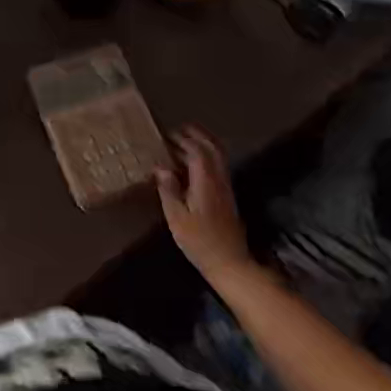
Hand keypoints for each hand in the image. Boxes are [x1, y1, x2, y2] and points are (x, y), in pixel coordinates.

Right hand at [155, 126, 253, 280]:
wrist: (229, 262)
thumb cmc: (198, 241)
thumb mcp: (176, 217)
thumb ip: (169, 189)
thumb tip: (161, 168)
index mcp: (206, 183)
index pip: (198, 152)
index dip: (184, 140)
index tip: (168, 134)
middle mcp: (219, 181)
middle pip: (214, 149)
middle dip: (198, 135)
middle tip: (180, 129)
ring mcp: (225, 188)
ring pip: (218, 157)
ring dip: (203, 145)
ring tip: (184, 141)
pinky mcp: (226, 197)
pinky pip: (217, 168)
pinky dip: (205, 158)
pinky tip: (191, 165)